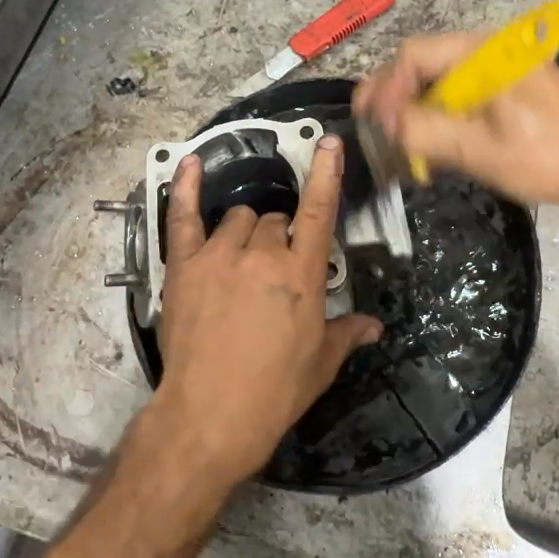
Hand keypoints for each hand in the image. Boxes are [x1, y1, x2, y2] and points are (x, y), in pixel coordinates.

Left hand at [156, 136, 383, 482]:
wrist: (211, 413)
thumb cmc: (274, 391)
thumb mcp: (321, 363)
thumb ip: (347, 334)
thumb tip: (375, 326)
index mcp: (302, 274)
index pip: (319, 212)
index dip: (326, 174)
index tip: (328, 144)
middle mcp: (263, 254)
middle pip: (275, 220)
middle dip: (279, 236)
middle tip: (274, 269)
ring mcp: (220, 255)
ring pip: (238, 218)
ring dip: (245, 230)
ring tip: (240, 259)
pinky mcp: (184, 264)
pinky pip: (183, 216)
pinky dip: (185, 188)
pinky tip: (188, 164)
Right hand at [352, 32, 558, 216]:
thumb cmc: (544, 161)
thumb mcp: (475, 149)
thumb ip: (420, 129)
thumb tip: (379, 119)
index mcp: (485, 51)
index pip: (414, 55)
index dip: (386, 88)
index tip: (373, 123)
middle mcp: (490, 50)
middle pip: (424, 64)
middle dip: (394, 98)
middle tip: (373, 130)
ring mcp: (501, 69)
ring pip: (439, 81)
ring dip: (414, 110)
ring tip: (395, 142)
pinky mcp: (508, 90)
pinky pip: (460, 94)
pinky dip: (438, 116)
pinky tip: (427, 143)